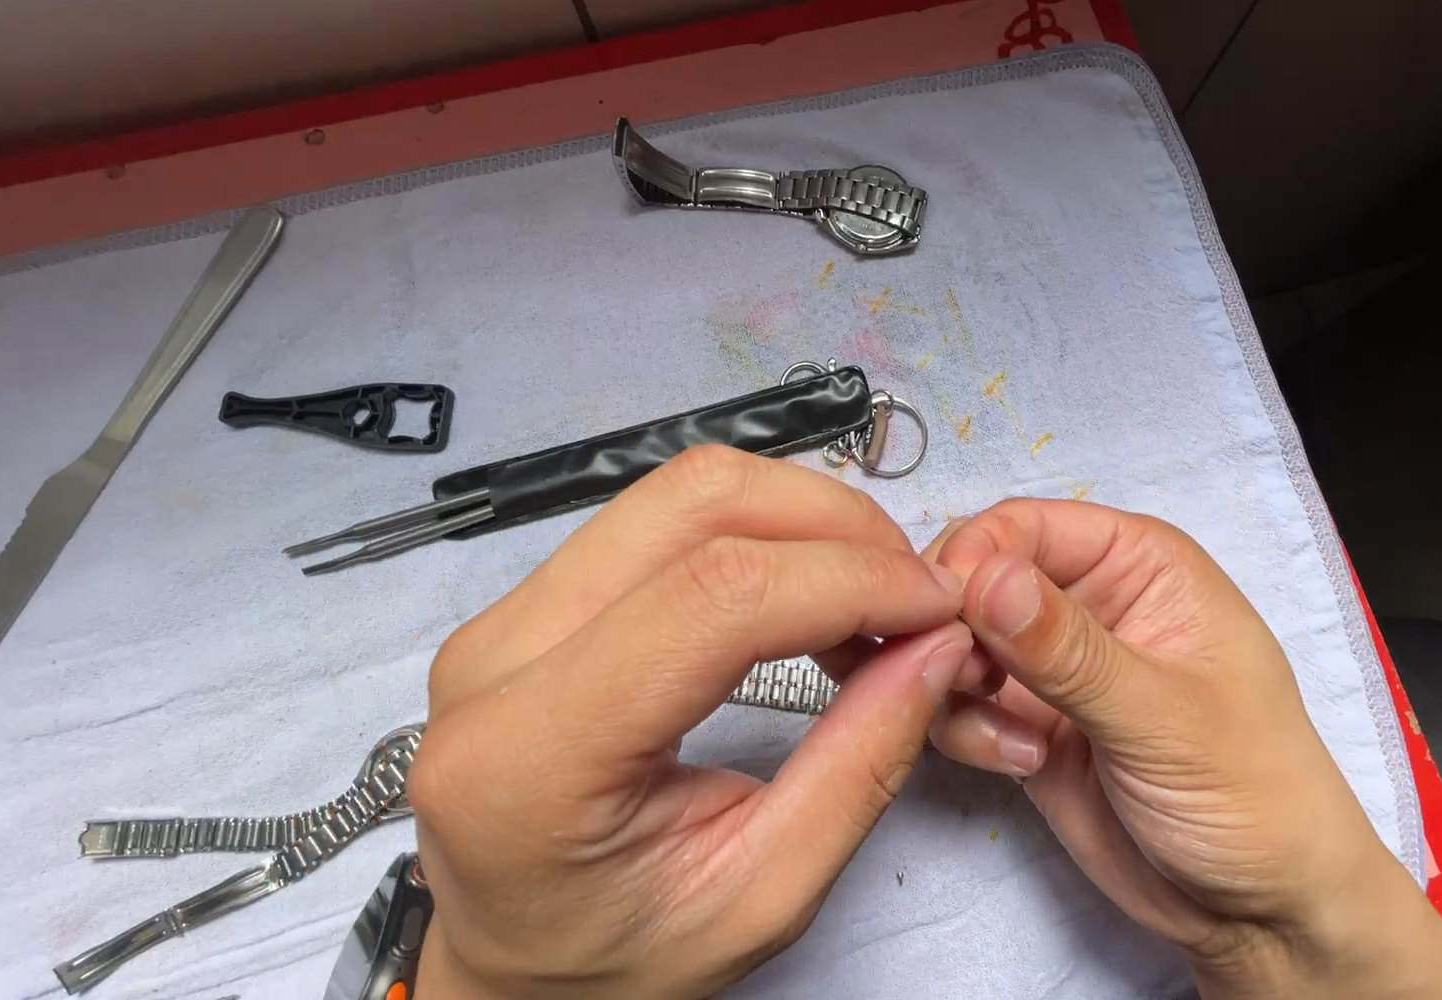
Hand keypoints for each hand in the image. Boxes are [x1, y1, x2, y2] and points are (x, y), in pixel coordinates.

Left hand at [409, 446, 977, 999]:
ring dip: (805, 517)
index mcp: (535, 753)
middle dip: (836, 521)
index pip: (717, 598)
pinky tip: (812, 591)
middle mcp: (503, 651)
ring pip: (687, 490)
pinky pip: (671, 518)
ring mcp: (512, 610)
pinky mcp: (540, 595)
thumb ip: (860, 763)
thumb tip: (938, 645)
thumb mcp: (764, 896)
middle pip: (698, 502)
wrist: (505, 967)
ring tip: (870, 590)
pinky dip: (767, 532)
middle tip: (911, 587)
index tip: (937, 604)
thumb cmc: (618, 961)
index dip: (850, 579)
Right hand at [924, 500, 1441, 998]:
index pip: (1025, 524)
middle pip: (977, 574)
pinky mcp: (1023, 716)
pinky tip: (1022, 763)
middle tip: (966, 679)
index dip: (976, 555)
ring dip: (958, 682)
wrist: (1257, 910)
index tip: (943, 613)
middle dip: (956, 624)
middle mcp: (1083, 597)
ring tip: (1011, 736)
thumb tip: (984, 577)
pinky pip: (957, 698)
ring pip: (957, 637)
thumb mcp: (1164, 717)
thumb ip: (1069, 649)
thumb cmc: (1250, 793)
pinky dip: (968, 728)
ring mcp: (1047, 661)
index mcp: (1134, 562)